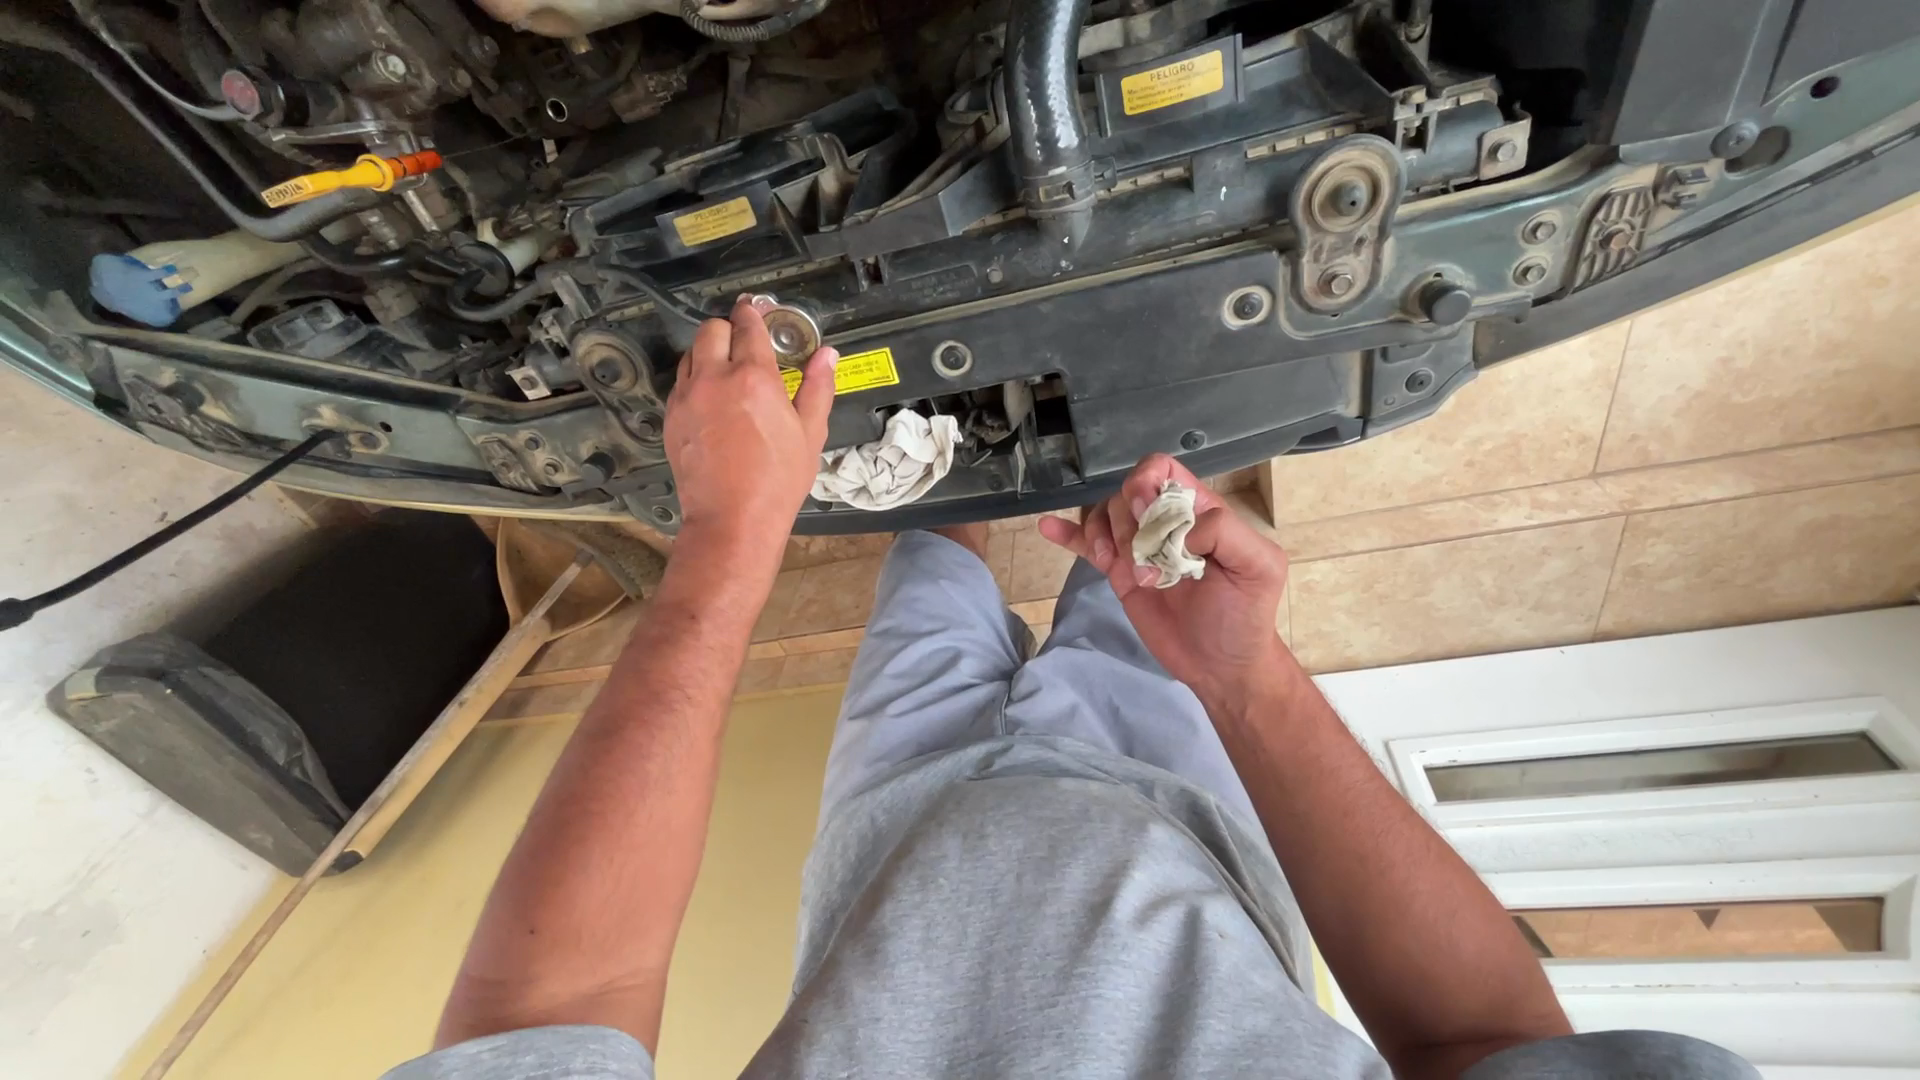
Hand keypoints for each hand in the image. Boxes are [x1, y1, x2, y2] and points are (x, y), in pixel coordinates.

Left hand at [664, 296, 837, 557]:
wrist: (732, 518)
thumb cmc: (779, 479)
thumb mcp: (810, 433)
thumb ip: (817, 387)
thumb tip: (828, 354)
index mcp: (754, 377)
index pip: (748, 326)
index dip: (754, 313)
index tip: (759, 310)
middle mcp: (714, 378)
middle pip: (712, 330)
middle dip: (729, 329)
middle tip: (746, 344)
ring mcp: (687, 397)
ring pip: (691, 353)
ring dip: (709, 352)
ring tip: (728, 370)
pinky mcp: (672, 418)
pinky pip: (681, 382)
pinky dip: (696, 379)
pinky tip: (712, 399)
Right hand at [1038, 453, 1290, 709]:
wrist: (1220, 666)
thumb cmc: (1245, 617)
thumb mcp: (1258, 568)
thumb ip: (1227, 532)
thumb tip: (1179, 529)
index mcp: (1199, 511)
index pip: (1163, 471)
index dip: (1147, 484)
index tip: (1147, 515)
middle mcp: (1164, 522)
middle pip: (1127, 493)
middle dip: (1127, 522)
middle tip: (1140, 561)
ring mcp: (1138, 547)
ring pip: (1105, 515)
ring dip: (1102, 536)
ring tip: (1117, 568)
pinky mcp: (1118, 572)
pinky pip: (1086, 544)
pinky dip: (1066, 532)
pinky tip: (1048, 527)